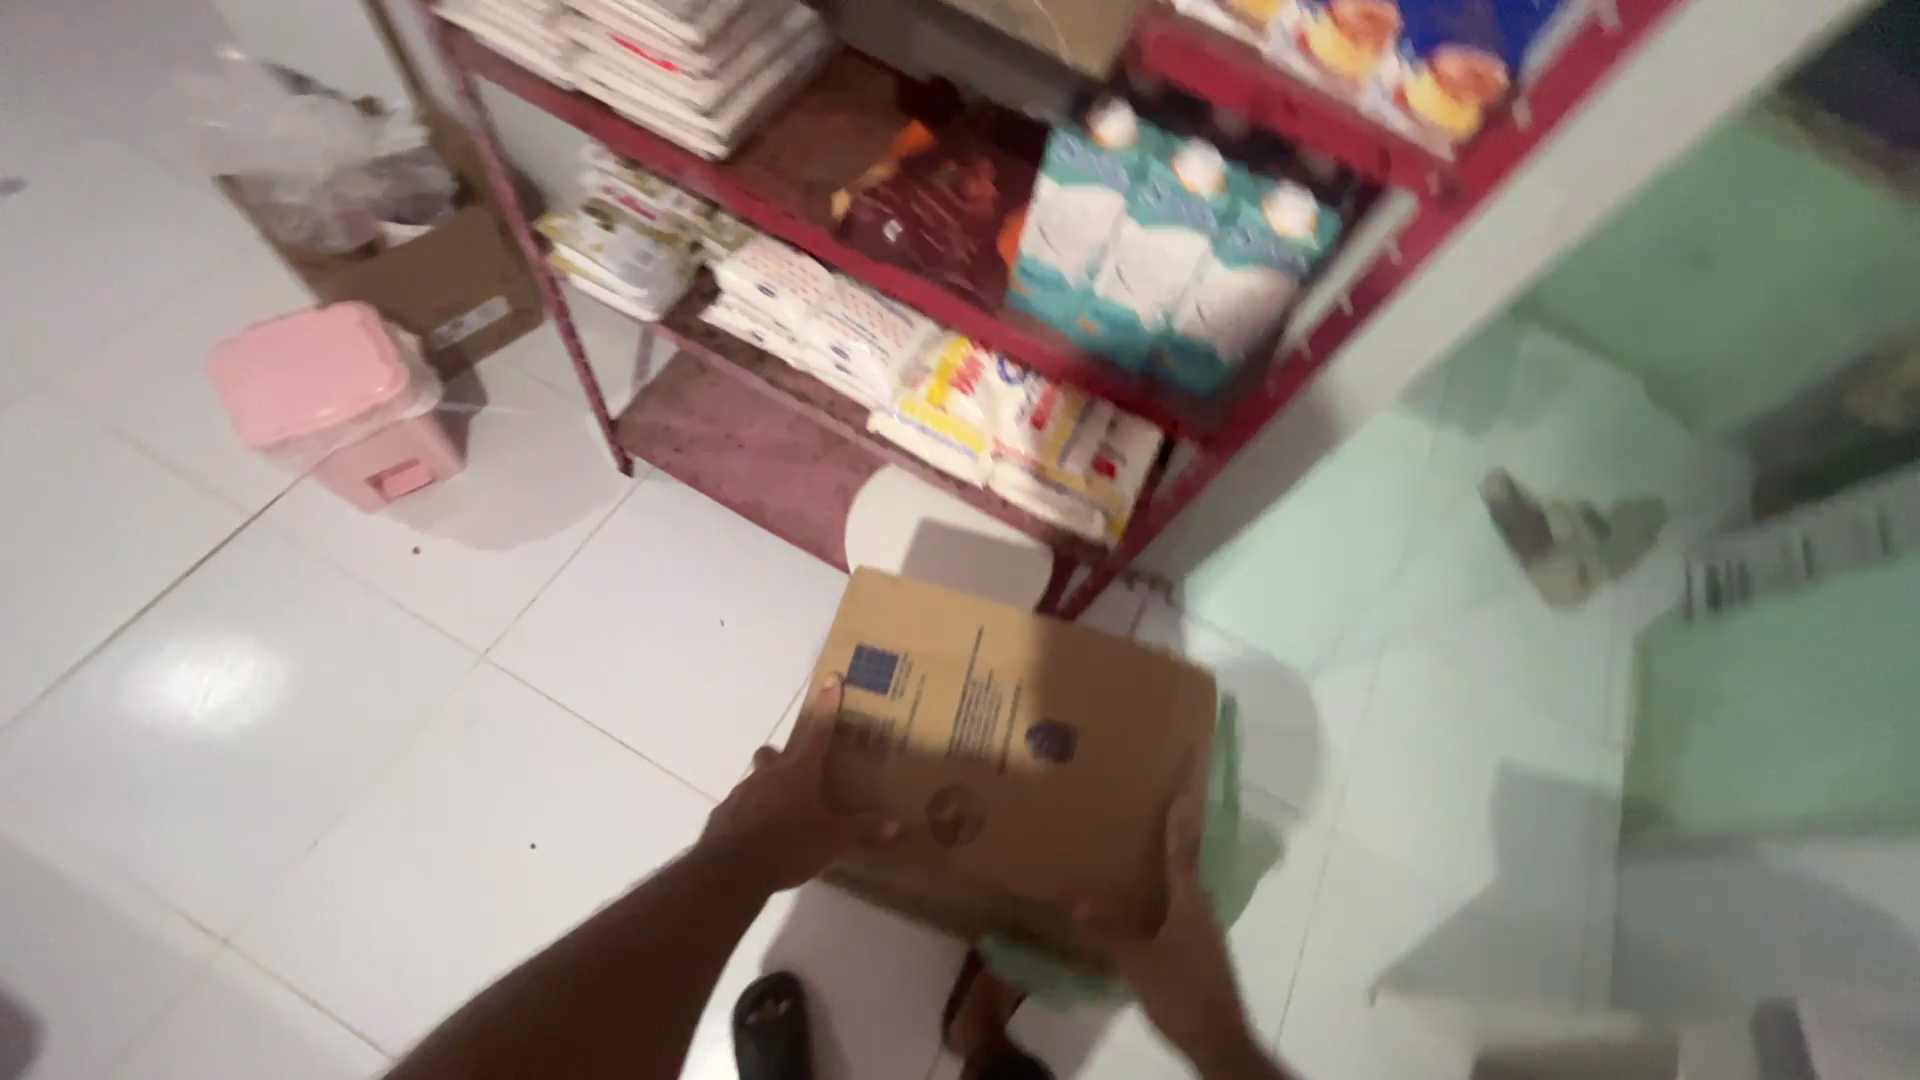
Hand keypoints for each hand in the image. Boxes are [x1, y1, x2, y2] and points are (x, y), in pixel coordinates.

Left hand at [700, 676, 898, 892]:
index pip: (818, 729)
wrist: (729, 872)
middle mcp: (769, 774)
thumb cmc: (788, 846)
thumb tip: (895, 824)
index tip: (831, 679)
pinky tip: (760, 836)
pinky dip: (752, 814)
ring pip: (757, 778)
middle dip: (786, 753)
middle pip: (776, 751)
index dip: (827, 704)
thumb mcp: (832, 841)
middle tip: (800, 769)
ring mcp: (742, 792)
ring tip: (783, 812)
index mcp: (799, 771)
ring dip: (768, 786)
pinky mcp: (724, 815)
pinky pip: (741, 806)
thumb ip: (862, 830)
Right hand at [1074, 799, 1258, 1067]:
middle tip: (1154, 817)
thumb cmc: (1181, 993)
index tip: (1181, 793)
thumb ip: (1108, 935)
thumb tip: (1076, 905)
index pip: (1183, 853)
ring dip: (1168, 873)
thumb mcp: (1137, 963)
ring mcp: (1205, 934)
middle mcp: (1202, 911)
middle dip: (1173, 842)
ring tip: (1141, 860)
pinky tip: (1146, 911)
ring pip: (1184, 893)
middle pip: (1187, 867)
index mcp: (1190, 904)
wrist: (1219, 1043)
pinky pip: (1181, 915)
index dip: (1179, 823)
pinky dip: (1165, 902)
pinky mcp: (1202, 954)